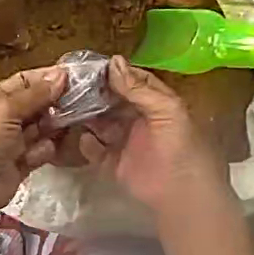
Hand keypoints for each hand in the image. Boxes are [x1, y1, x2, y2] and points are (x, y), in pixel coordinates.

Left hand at [0, 66, 67, 215]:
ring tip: (66, 124)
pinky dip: (44, 150)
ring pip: (42, 127)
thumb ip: (35, 95)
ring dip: (53, 126)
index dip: (46, 78)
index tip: (72, 76)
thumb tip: (61, 75)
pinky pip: (41, 149)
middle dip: (54, 103)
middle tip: (79, 100)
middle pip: (36, 104)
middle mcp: (3, 118)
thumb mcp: (5, 112)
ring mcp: (13, 141)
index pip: (23, 82)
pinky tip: (40, 153)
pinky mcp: (23, 162)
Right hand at [59, 55, 226, 216]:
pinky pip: (96, 151)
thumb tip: (113, 61)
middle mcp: (141, 121)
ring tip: (70, 105)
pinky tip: (83, 137)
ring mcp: (128, 144)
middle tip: (74, 83)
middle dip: (97, 93)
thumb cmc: (181, 146)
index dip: (116, 73)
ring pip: (102, 124)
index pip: (135, 82)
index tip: (92, 65)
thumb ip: (139, 88)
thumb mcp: (166, 110)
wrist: (183, 193)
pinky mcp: (116, 165)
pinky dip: (88, 144)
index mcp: (158, 105)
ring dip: (89, 115)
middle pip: (115, 102)